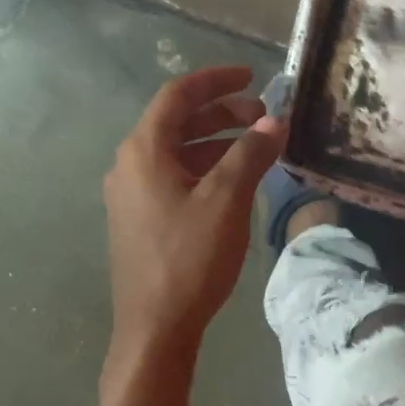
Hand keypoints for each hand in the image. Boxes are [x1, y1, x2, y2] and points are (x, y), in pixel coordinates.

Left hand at [103, 66, 287, 354]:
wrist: (155, 330)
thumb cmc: (189, 257)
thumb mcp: (226, 199)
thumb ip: (251, 153)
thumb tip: (275, 121)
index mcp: (143, 150)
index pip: (178, 94)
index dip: (216, 80)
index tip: (251, 75)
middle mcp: (130, 164)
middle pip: (177, 120)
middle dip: (222, 112)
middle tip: (262, 115)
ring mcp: (131, 194)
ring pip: (177, 150)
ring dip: (216, 140)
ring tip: (256, 145)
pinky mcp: (139, 219)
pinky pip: (173, 175)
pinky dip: (205, 166)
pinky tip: (235, 180)